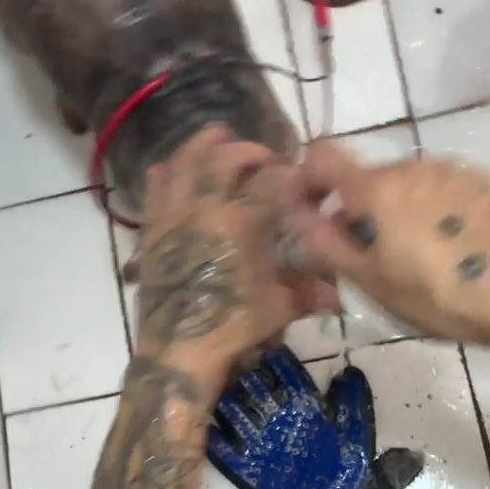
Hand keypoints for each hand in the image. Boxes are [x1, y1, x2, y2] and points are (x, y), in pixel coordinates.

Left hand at [132, 128, 338, 373]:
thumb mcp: (278, 309)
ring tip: (215, 136)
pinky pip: (154, 193)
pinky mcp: (151, 234)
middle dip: (246, 150)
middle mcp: (204, 210)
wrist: (178, 352)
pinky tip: (169, 168)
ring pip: (184, 166)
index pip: (269, 181)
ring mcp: (173, 218)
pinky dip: (164, 175)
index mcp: (241, 223)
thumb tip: (338, 293)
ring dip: (201, 146)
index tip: (295, 173)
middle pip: (223, 160)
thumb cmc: (233, 329)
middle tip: (261, 155)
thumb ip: (307, 292)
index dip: (285, 172)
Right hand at [281, 142, 489, 345]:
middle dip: (356, 215)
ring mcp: (452, 172)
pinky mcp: (483, 185)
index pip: (322, 156)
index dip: (305, 180)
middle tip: (367, 264)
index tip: (309, 217)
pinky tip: (448, 255)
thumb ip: (326, 244)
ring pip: (403, 189)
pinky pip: (438, 194)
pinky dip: (428, 216)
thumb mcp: (373, 281)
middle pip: (366, 181)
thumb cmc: (439, 293)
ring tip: (413, 265)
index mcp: (377, 188)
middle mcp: (412, 166)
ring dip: (394, 217)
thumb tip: (297, 217)